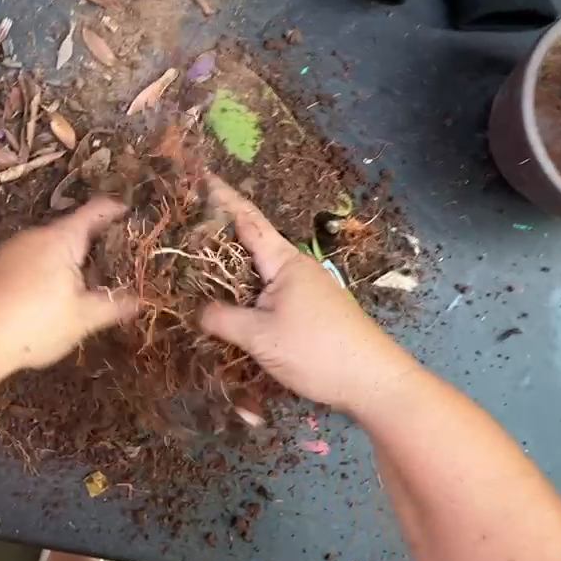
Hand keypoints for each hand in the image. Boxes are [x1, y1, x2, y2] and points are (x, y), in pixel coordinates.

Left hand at [0, 198, 139, 376]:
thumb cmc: (36, 323)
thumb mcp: (84, 318)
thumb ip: (114, 304)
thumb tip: (140, 299)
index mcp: (61, 238)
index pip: (95, 211)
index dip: (116, 210)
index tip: (132, 215)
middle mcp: (35, 235)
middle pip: (72, 229)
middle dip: (95, 244)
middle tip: (117, 264)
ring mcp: (12, 248)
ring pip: (50, 246)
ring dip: (69, 259)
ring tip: (86, 286)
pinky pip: (30, 258)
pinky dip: (47, 269)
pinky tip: (49, 297)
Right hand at [199, 176, 422, 415]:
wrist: (377, 386)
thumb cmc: (319, 352)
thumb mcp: (260, 336)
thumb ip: (222, 319)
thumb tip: (195, 311)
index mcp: (284, 262)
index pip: (246, 219)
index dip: (222, 197)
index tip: (201, 174)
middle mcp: (295, 268)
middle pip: (249, 242)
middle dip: (218, 232)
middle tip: (182, 224)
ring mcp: (304, 289)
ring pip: (257, 271)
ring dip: (229, 267)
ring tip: (194, 264)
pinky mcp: (308, 311)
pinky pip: (266, 292)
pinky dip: (243, 290)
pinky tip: (227, 302)